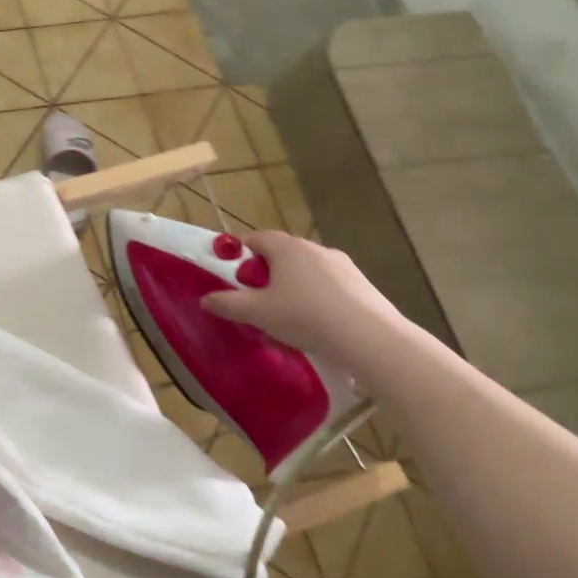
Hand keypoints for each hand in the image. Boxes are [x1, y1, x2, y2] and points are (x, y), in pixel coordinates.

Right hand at [200, 231, 407, 363]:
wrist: (371, 339)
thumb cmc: (305, 317)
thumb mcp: (256, 313)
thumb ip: (227, 304)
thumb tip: (206, 299)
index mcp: (288, 248)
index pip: (256, 238)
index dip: (240, 254)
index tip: (233, 277)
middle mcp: (316, 249)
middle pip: (282, 255)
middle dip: (265, 275)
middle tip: (256, 302)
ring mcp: (344, 267)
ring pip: (306, 272)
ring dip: (291, 289)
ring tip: (286, 319)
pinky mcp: (362, 286)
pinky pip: (328, 287)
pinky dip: (316, 300)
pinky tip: (315, 326)